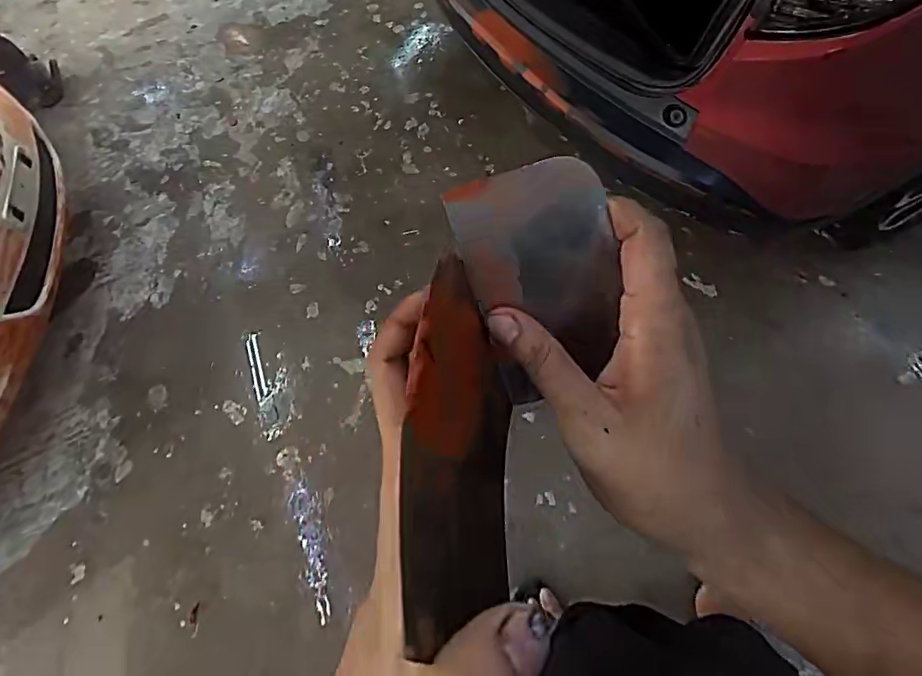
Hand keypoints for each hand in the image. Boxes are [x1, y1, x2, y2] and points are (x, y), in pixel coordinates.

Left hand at [342, 292, 551, 675]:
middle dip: (434, 319)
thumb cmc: (402, 658)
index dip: (405, 328)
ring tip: (503, 310)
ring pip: (439, 391)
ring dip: (459, 346)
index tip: (438, 292)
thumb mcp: (432, 670)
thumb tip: (531, 624)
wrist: (398, 675)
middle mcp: (415, 461)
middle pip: (412, 372)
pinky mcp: (452, 490)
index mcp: (404, 476)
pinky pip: (462, 421)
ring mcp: (432, 472)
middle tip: (479, 285)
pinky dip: (479, 385)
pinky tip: (515, 373)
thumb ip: (474, 657)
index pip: (391, 382)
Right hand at [486, 197, 752, 570]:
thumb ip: (546, 364)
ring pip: (636, 271)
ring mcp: (670, 332)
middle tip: (533, 234)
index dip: (613, 209)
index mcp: (657, 319)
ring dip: (593, 258)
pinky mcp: (662, 350)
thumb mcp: (590, 422)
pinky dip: (597, 288)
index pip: (648, 238)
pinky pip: (632, 299)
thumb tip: (499, 314)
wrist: (710, 514)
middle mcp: (669, 314)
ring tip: (535, 262)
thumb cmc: (655, 471)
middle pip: (641, 246)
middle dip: (592, 228)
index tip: (562, 208)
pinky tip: (557, 309)